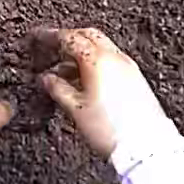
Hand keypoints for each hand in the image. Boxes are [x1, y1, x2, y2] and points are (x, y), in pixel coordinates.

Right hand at [33, 27, 177, 159]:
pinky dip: (95, 63)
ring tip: (63, 71)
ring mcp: (128, 67)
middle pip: (88, 35)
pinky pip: (111, 60)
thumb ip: (58, 89)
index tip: (37, 37)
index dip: (50, 37)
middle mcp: (115, 57)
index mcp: (97, 60)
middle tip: (51, 49)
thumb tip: (46, 78)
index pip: (70, 38)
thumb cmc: (110, 130)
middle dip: (68, 39)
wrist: (146, 147)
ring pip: (101, 47)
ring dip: (81, 52)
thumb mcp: (76, 109)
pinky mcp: (135, 78)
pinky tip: (85, 80)